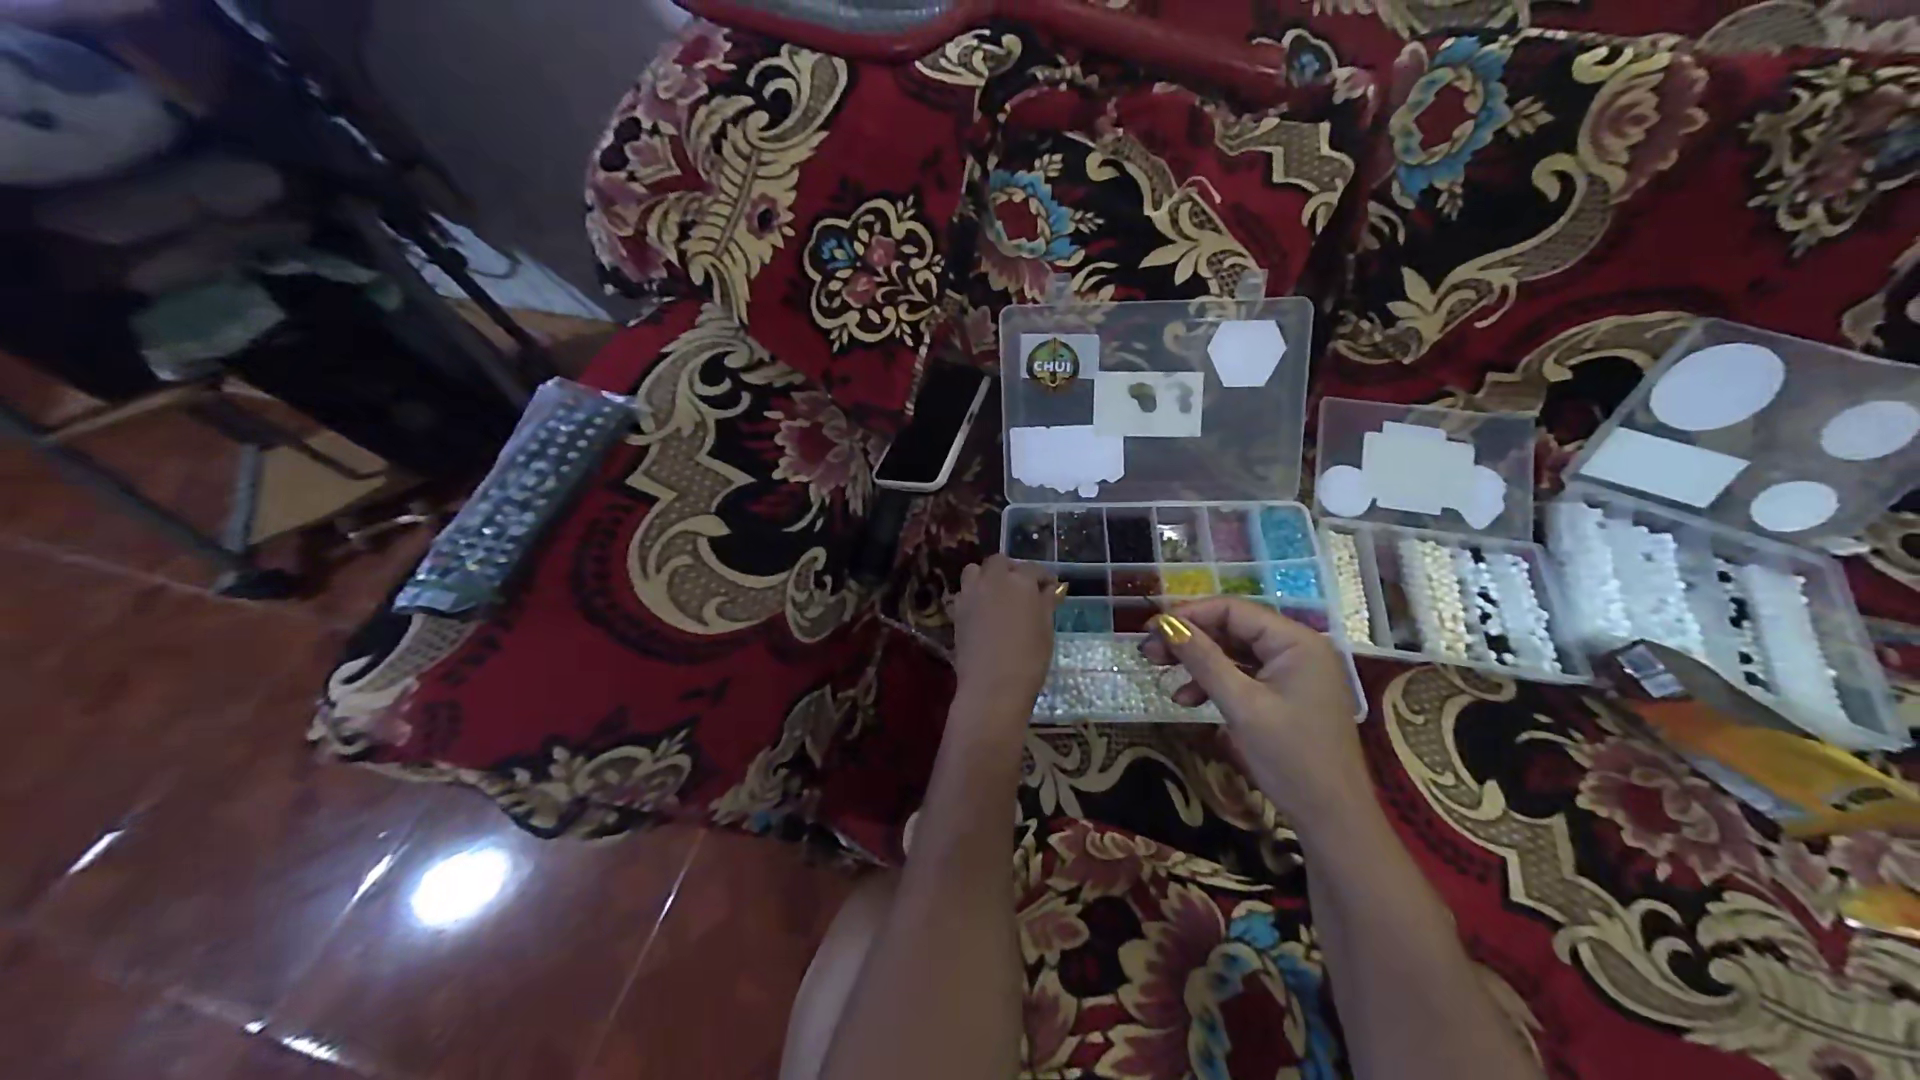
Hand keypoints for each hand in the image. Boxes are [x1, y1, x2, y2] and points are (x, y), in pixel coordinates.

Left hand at [951, 555, 1061, 712]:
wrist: (992, 686)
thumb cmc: (1028, 659)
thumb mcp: (1046, 630)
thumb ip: (1045, 604)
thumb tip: (1047, 590)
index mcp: (1020, 581)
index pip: (1033, 569)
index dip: (1044, 577)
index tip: (1049, 587)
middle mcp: (992, 580)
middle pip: (999, 562)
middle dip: (1011, 570)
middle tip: (1022, 588)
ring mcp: (970, 594)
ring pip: (975, 571)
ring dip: (986, 577)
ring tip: (997, 595)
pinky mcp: (956, 611)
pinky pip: (963, 593)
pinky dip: (973, 595)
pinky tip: (982, 611)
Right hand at [1141, 599, 1369, 824]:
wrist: (1333, 818)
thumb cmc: (1290, 757)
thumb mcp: (1241, 705)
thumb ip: (1203, 660)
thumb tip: (1166, 625)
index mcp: (1296, 641)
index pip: (1233, 610)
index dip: (1189, 615)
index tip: (1150, 629)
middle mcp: (1298, 648)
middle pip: (1233, 628)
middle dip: (1190, 639)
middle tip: (1149, 652)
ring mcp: (1295, 672)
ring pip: (1236, 652)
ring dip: (1198, 662)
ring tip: (1162, 674)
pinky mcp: (1288, 694)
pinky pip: (1245, 675)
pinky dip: (1216, 683)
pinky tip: (1189, 699)